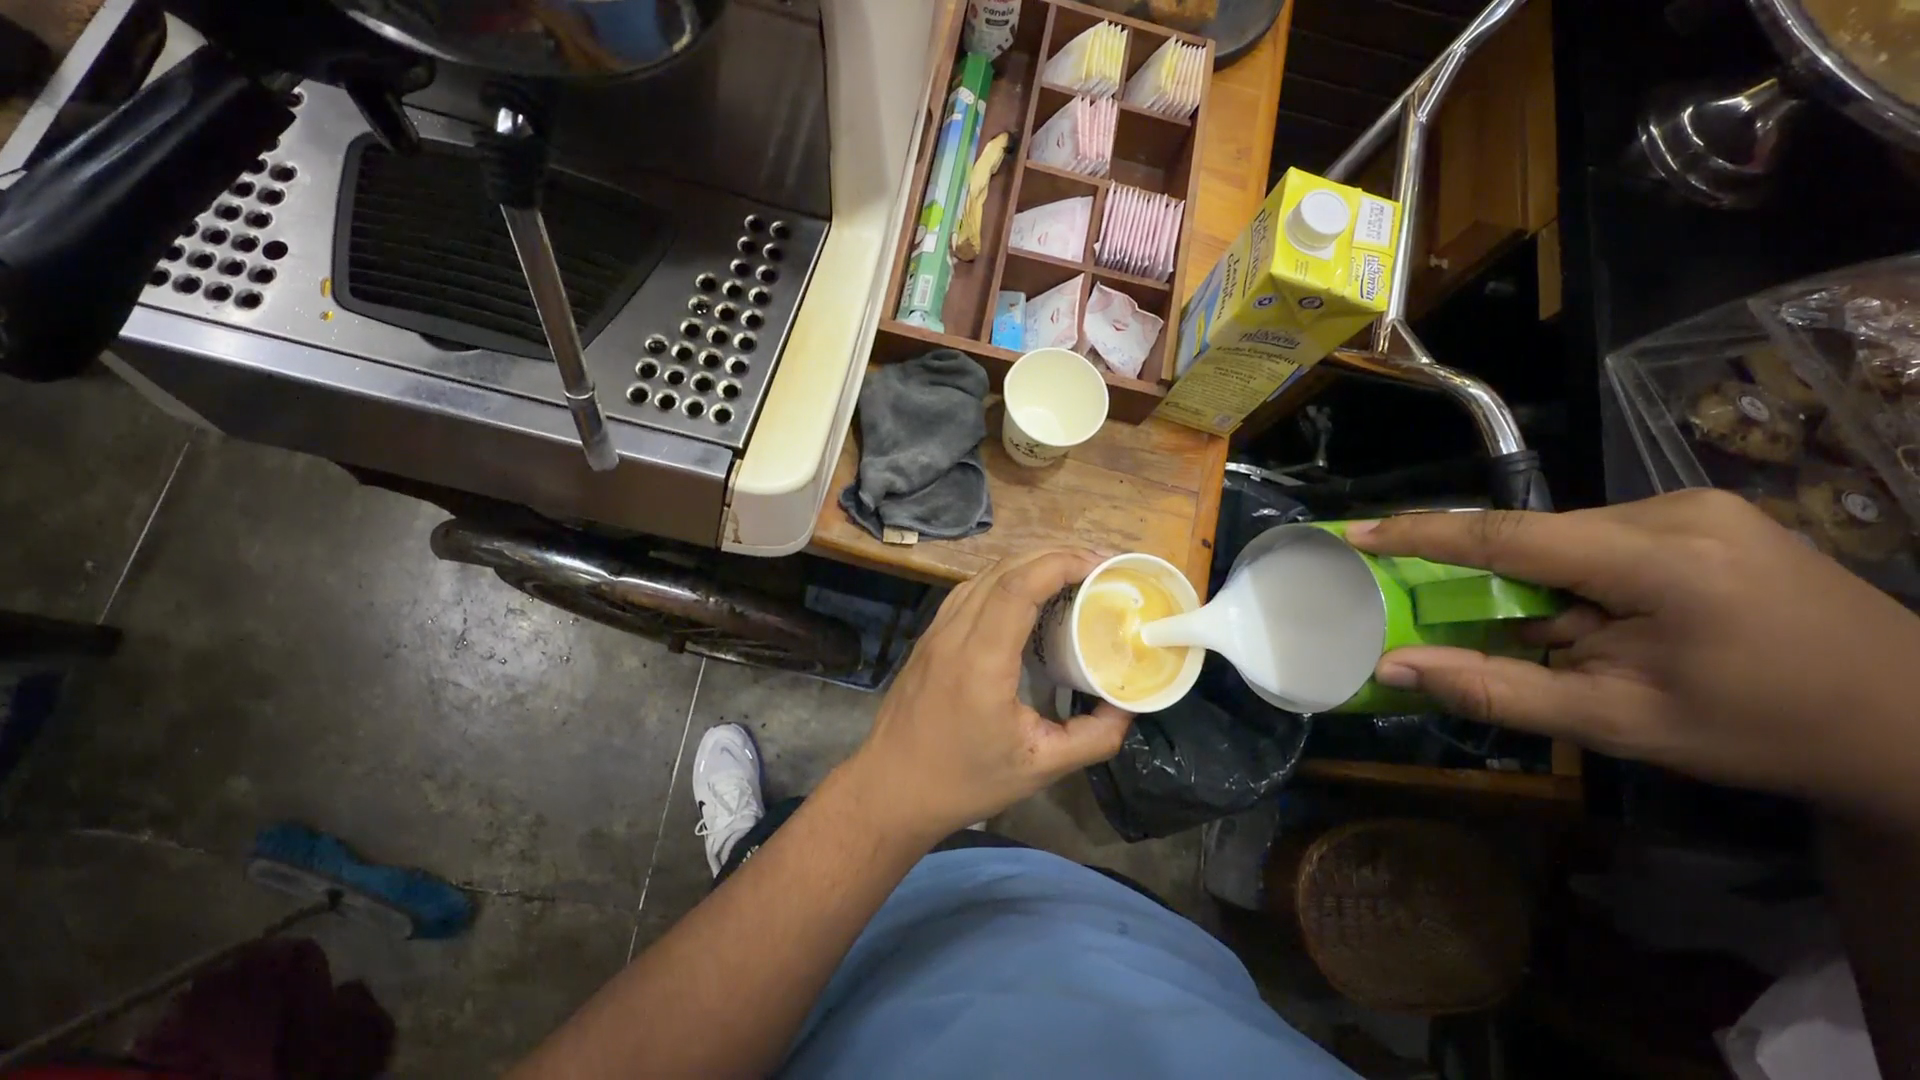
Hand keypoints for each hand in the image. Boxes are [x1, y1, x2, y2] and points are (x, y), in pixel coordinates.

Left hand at [839, 549, 1134, 842]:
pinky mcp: (929, 639)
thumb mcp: (1040, 767)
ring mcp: (936, 633)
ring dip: (1028, 564)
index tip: (1101, 566)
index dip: (1061, 564)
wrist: (891, 790)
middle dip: (1053, 556)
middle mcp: (954, 634)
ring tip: (1070, 576)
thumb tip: (1127, 707)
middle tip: (1098, 567)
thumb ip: (1093, 737)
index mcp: (981, 660)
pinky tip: (1027, 597)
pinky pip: (968, 592)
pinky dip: (1004, 580)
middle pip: (1003, 569)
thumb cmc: (964, 781)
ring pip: (983, 575)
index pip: (1018, 586)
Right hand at [1348, 490, 1919, 825]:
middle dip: (1500, 587)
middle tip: (1482, 635)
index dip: (1422, 534)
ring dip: (1548, 591)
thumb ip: (1496, 689)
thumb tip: (1394, 666)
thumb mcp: (1618, 723)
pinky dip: (1583, 584)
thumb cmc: (1759, 732)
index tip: (1355, 532)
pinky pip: (1607, 542)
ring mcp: (1700, 507)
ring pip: (1570, 540)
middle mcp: (1675, 511)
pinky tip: (1615, 630)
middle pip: (1538, 538)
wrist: (1912, 724)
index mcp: (1659, 559)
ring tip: (1583, 652)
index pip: (1508, 536)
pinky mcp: (1710, 517)